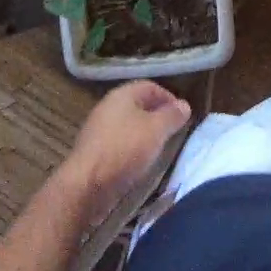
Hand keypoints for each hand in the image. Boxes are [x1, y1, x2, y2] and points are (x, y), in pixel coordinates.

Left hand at [60, 80, 191, 224]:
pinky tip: (140, 163)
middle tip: (173, 131)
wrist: (86, 184)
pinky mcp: (93, 151)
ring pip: (128, 125)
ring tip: (160, 148)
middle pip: (138, 105)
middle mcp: (107, 107)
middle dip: (157, 116)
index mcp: (122, 95)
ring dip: (145, 134)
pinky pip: (119, 143)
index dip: (169, 98)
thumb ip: (172, 116)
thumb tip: (184, 105)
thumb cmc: (125, 149)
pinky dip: (132, 148)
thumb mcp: (156, 130)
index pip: (150, 86)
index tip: (182, 115)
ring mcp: (97, 129)